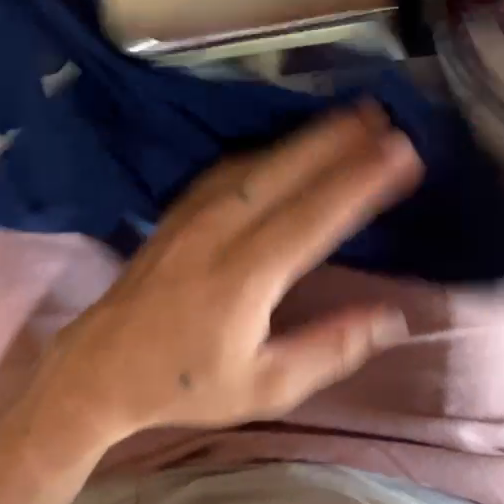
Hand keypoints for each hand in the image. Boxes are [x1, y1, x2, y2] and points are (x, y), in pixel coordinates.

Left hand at [23, 103, 423, 442]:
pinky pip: (230, 167)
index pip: (313, 215)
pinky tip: (291, 145)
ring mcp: (192, 213)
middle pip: (285, 171)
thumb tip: (393, 316)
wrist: (101, 365)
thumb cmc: (186, 381)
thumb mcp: (266, 386)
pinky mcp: (178, 209)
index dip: (359, 180)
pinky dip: (269, 150)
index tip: (402, 152)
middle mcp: (218, 230)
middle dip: (337, 140)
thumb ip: (330, 348)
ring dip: (305, 137)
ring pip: (257, 161)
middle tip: (384, 117)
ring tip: (352, 119)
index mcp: (244, 274)